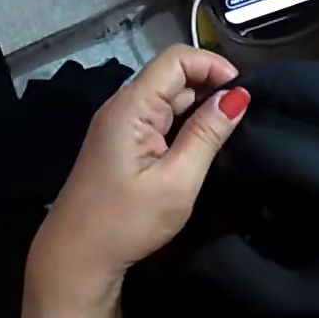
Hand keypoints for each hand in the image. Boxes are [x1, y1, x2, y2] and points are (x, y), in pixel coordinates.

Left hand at [26, 45, 248, 316]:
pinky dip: (183, 121)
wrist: (76, 258)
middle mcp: (122, 106)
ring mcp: (119, 124)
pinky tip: (201, 141)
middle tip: (242, 114)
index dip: (212, 64)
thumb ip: (207, 134)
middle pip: (171, 75)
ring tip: (227, 129)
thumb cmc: (126, 222)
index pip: (175, 59)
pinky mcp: (120, 142)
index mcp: (131, 108)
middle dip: (209, 85)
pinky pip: (157, 117)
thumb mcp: (177, 181)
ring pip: (166, 96)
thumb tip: (237, 97)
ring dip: (198, 104)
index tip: (242, 91)